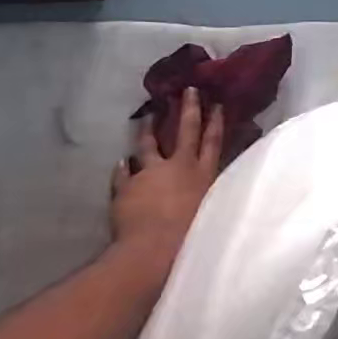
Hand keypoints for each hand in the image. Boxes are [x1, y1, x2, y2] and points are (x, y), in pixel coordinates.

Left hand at [111, 88, 221, 274]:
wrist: (153, 248)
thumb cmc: (190, 234)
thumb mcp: (209, 209)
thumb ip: (207, 194)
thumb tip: (208, 187)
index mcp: (202, 173)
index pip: (212, 142)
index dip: (215, 122)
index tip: (217, 104)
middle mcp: (178, 166)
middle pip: (185, 132)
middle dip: (188, 110)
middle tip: (188, 90)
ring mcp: (150, 174)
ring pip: (149, 146)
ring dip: (148, 130)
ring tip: (146, 117)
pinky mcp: (127, 186)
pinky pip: (123, 173)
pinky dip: (123, 168)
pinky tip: (121, 162)